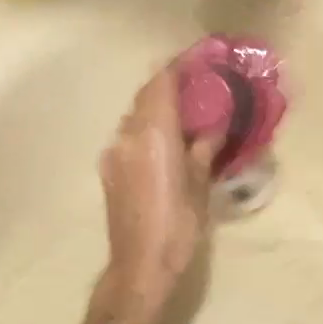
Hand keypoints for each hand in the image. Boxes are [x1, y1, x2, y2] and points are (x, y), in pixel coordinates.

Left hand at [98, 66, 221, 294]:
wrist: (139, 266)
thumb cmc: (177, 223)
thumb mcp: (199, 183)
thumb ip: (204, 148)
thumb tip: (213, 127)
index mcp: (154, 134)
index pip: (161, 83)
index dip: (177, 65)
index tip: (198, 57)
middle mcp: (128, 136)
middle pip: (146, 95)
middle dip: (169, 84)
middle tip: (198, 83)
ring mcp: (114, 153)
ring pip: (136, 116)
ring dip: (158, 107)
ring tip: (186, 112)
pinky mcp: (109, 170)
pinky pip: (130, 136)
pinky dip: (148, 128)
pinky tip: (167, 143)